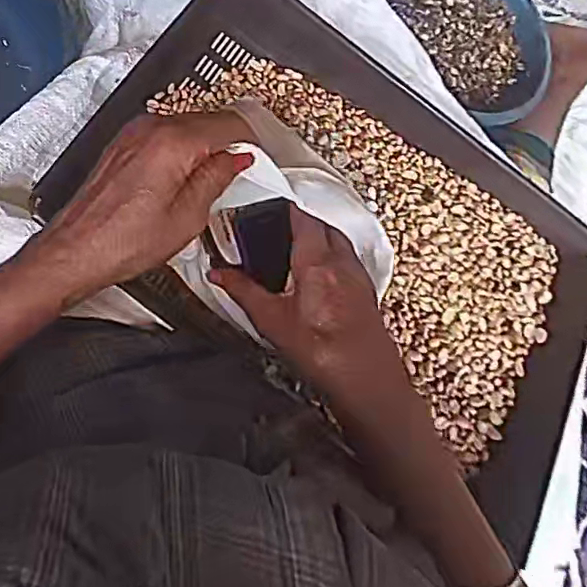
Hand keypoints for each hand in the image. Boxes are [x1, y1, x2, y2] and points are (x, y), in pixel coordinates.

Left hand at [30, 111, 253, 300]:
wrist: (76, 250)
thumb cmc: (122, 241)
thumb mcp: (187, 216)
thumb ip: (217, 178)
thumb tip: (236, 158)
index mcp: (173, 142)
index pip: (229, 123)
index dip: (251, 140)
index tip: (260, 155)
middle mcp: (151, 127)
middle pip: (208, 120)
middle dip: (229, 141)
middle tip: (242, 169)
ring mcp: (134, 132)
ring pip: (186, 125)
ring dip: (205, 145)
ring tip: (215, 177)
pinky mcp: (123, 143)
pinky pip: (164, 134)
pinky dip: (182, 148)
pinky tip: (185, 175)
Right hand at [211, 207, 409, 398]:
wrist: (367, 382)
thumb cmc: (325, 355)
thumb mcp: (272, 321)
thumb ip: (243, 291)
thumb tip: (220, 273)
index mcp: (317, 263)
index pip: (303, 217)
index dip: (286, 207)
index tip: (271, 203)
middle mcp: (342, 262)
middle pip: (322, 224)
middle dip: (301, 218)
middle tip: (279, 221)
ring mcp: (358, 275)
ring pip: (338, 238)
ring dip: (318, 233)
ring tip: (296, 242)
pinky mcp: (366, 290)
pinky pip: (348, 256)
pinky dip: (332, 252)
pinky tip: (320, 271)